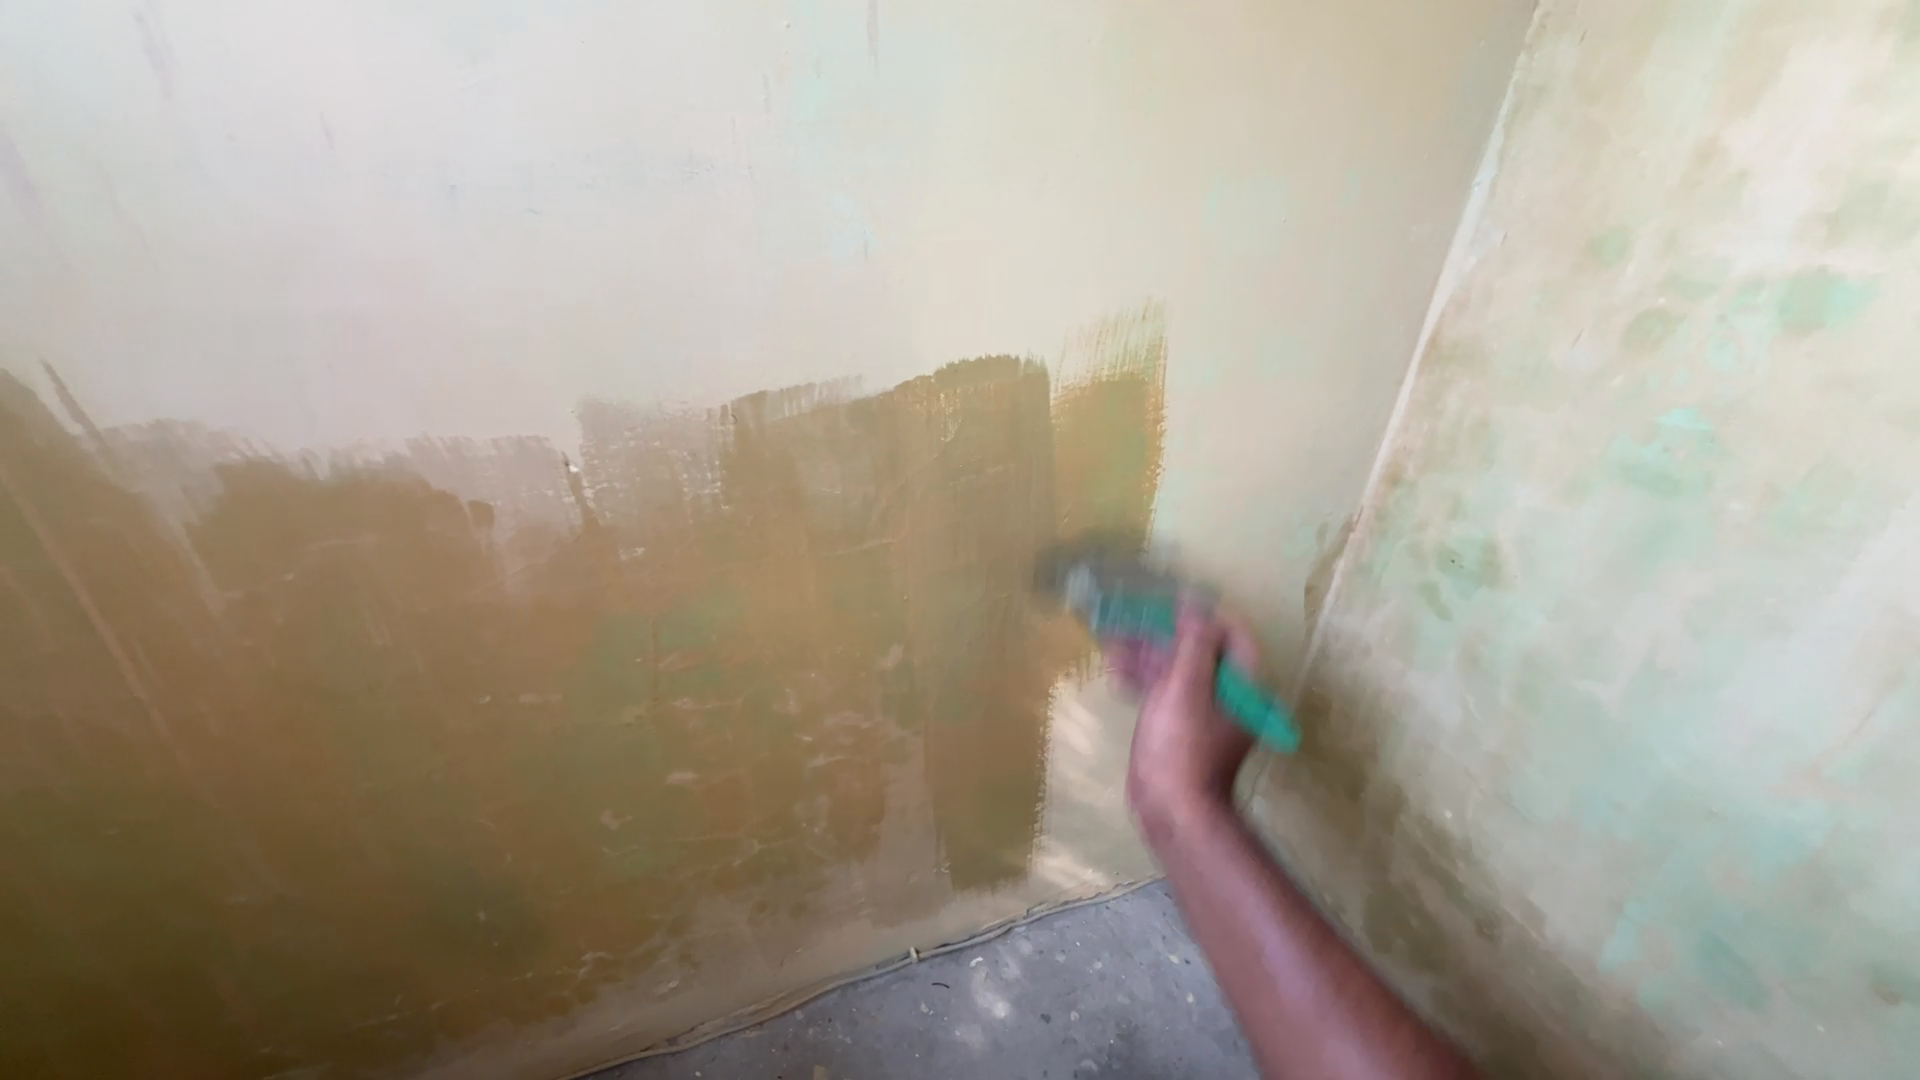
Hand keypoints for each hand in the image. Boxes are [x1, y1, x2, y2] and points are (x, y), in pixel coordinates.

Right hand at [1110, 603, 1258, 840]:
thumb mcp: (1186, 687)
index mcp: (1243, 684)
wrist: (1171, 808)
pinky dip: (1142, 680)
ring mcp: (1202, 711)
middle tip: (1127, 622)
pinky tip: (1117, 674)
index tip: (1165, 604)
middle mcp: (1228, 694)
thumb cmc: (1182, 744)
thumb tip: (1194, 603)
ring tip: (1111, 644)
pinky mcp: (1178, 725)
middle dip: (1161, 634)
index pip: (1231, 632)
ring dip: (1145, 655)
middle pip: (1198, 649)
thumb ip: (1193, 642)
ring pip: (1175, 669)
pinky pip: (1163, 692)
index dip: (1200, 614)